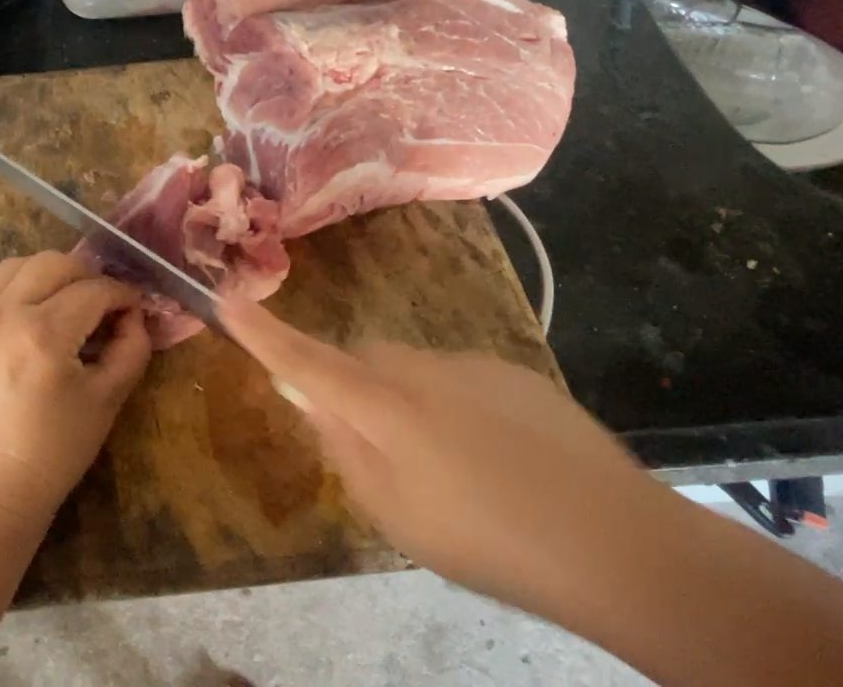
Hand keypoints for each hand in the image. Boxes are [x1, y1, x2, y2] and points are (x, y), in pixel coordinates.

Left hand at [0, 252, 151, 524]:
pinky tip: (36, 315)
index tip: (133, 308)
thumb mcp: (108, 400)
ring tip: (67, 301)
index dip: (122, 294)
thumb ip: (131, 348)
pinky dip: (20, 288)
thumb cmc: (55, 450)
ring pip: (17, 264)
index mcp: (44, 335)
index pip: (93, 290)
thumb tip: (133, 314)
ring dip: (49, 273)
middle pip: (53, 263)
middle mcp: (5, 315)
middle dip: (87, 275)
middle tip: (103, 302)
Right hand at [219, 298, 686, 615]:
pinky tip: (497, 458)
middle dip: (353, 387)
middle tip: (376, 447)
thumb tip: (309, 399)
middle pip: (362, 361)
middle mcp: (421, 370)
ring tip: (453, 467)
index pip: (305, 362)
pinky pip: (460, 378)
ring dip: (409, 401)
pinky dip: (455, 406)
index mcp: (383, 408)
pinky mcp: (516, 374)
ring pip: (413, 371)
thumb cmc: (485, 540)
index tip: (226, 299)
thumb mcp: (393, 512)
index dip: (261, 334)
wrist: (615, 543)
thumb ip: (343, 448)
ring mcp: (473, 366)